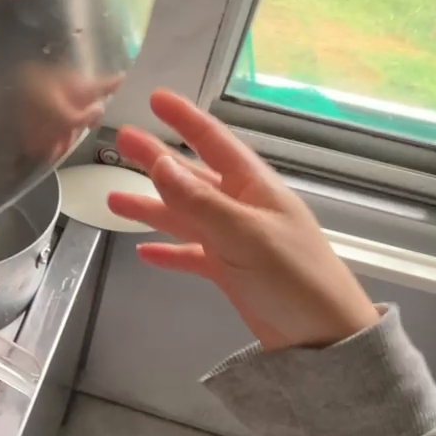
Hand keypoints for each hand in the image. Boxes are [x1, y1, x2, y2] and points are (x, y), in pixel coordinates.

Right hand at [107, 89, 379, 350]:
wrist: (321, 336)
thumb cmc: (292, 278)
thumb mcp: (244, 234)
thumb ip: (200, 202)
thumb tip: (159, 164)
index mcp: (253, 188)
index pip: (214, 142)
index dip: (185, 119)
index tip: (156, 99)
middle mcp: (241, 208)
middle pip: (191, 176)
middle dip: (157, 159)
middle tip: (121, 141)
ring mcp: (234, 241)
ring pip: (184, 216)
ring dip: (151, 207)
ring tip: (114, 199)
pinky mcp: (229, 272)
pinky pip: (191, 255)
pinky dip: (169, 252)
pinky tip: (146, 252)